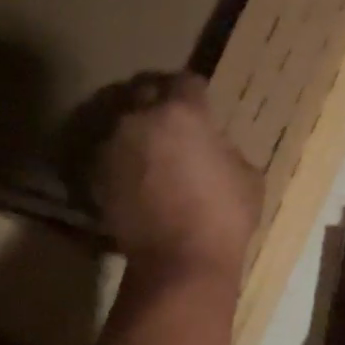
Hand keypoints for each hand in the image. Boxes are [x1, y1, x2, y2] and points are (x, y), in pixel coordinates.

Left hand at [94, 72, 261, 279]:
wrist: (181, 262)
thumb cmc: (225, 217)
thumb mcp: (248, 177)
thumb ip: (226, 150)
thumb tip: (213, 147)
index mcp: (182, 113)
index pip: (187, 82)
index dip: (197, 92)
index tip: (204, 103)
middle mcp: (139, 119)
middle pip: (145, 92)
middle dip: (160, 101)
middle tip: (177, 121)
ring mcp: (112, 147)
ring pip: (124, 124)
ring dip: (140, 132)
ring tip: (155, 151)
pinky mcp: (96, 176)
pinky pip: (112, 155)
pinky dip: (125, 161)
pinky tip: (141, 179)